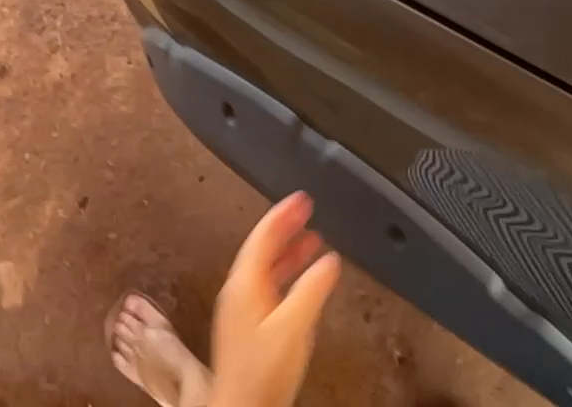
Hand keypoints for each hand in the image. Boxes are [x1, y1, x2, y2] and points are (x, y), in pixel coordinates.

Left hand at [211, 192, 341, 406]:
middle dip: (287, 226)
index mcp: (246, 283)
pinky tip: (304, 276)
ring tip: (311, 236)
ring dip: (289, 248)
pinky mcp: (250, 324)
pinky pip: (270, 283)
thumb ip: (312, 289)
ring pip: (267, 265)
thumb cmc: (261, 373)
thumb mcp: (293, 326)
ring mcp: (243, 308)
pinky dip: (287, 270)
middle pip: (263, 247)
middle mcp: (241, 290)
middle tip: (307, 208)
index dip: (283, 213)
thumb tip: (330, 259)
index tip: (301, 197)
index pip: (264, 235)